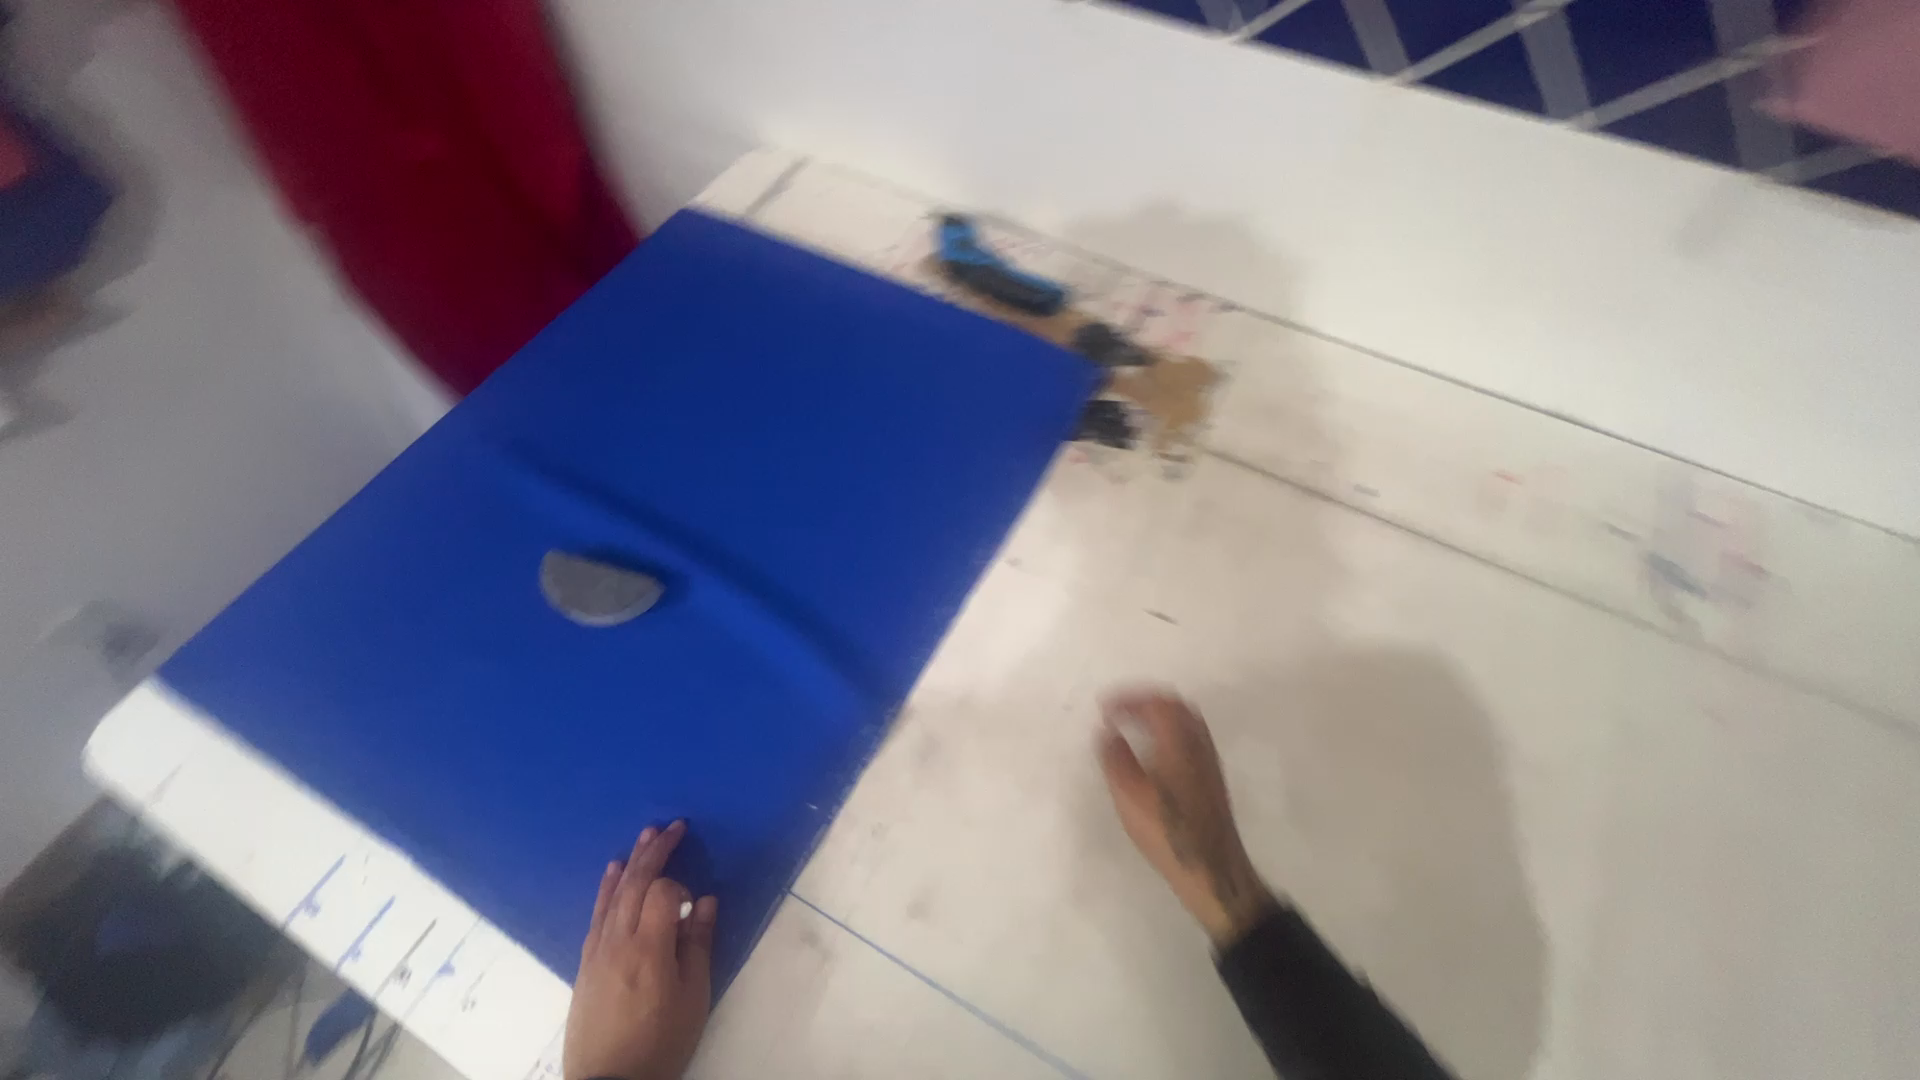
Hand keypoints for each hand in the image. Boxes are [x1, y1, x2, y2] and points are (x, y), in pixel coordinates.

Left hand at [564, 822, 717, 1079]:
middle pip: (636, 884)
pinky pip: (597, 914)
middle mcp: (619, 941)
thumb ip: (699, 944)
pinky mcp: (586, 963)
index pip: (663, 892)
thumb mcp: (693, 997)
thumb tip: (704, 900)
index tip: (693, 902)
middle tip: (673, 827)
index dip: (680, 886)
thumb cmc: (662, 1042)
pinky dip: (607, 888)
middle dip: (656, 852)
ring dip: (632, 861)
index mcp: (650, 948)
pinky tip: (614, 871)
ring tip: (646, 835)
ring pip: (614, 894)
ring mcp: (598, 950)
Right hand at [1098, 688, 1272, 946]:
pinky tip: (1154, 754)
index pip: (1157, 704)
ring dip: (1159, 716)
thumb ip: (1115, 759)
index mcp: (1179, 742)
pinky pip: (1191, 738)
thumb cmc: (1167, 832)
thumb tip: (1108, 733)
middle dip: (1145, 702)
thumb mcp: (1129, 796)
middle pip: (1176, 706)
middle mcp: (1198, 745)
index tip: (1105, 709)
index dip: (1129, 699)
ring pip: (1187, 722)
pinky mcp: (1212, 780)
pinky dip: (1170, 732)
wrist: (1213, 871)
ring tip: (1134, 728)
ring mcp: (1209, 762)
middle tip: (1120, 712)